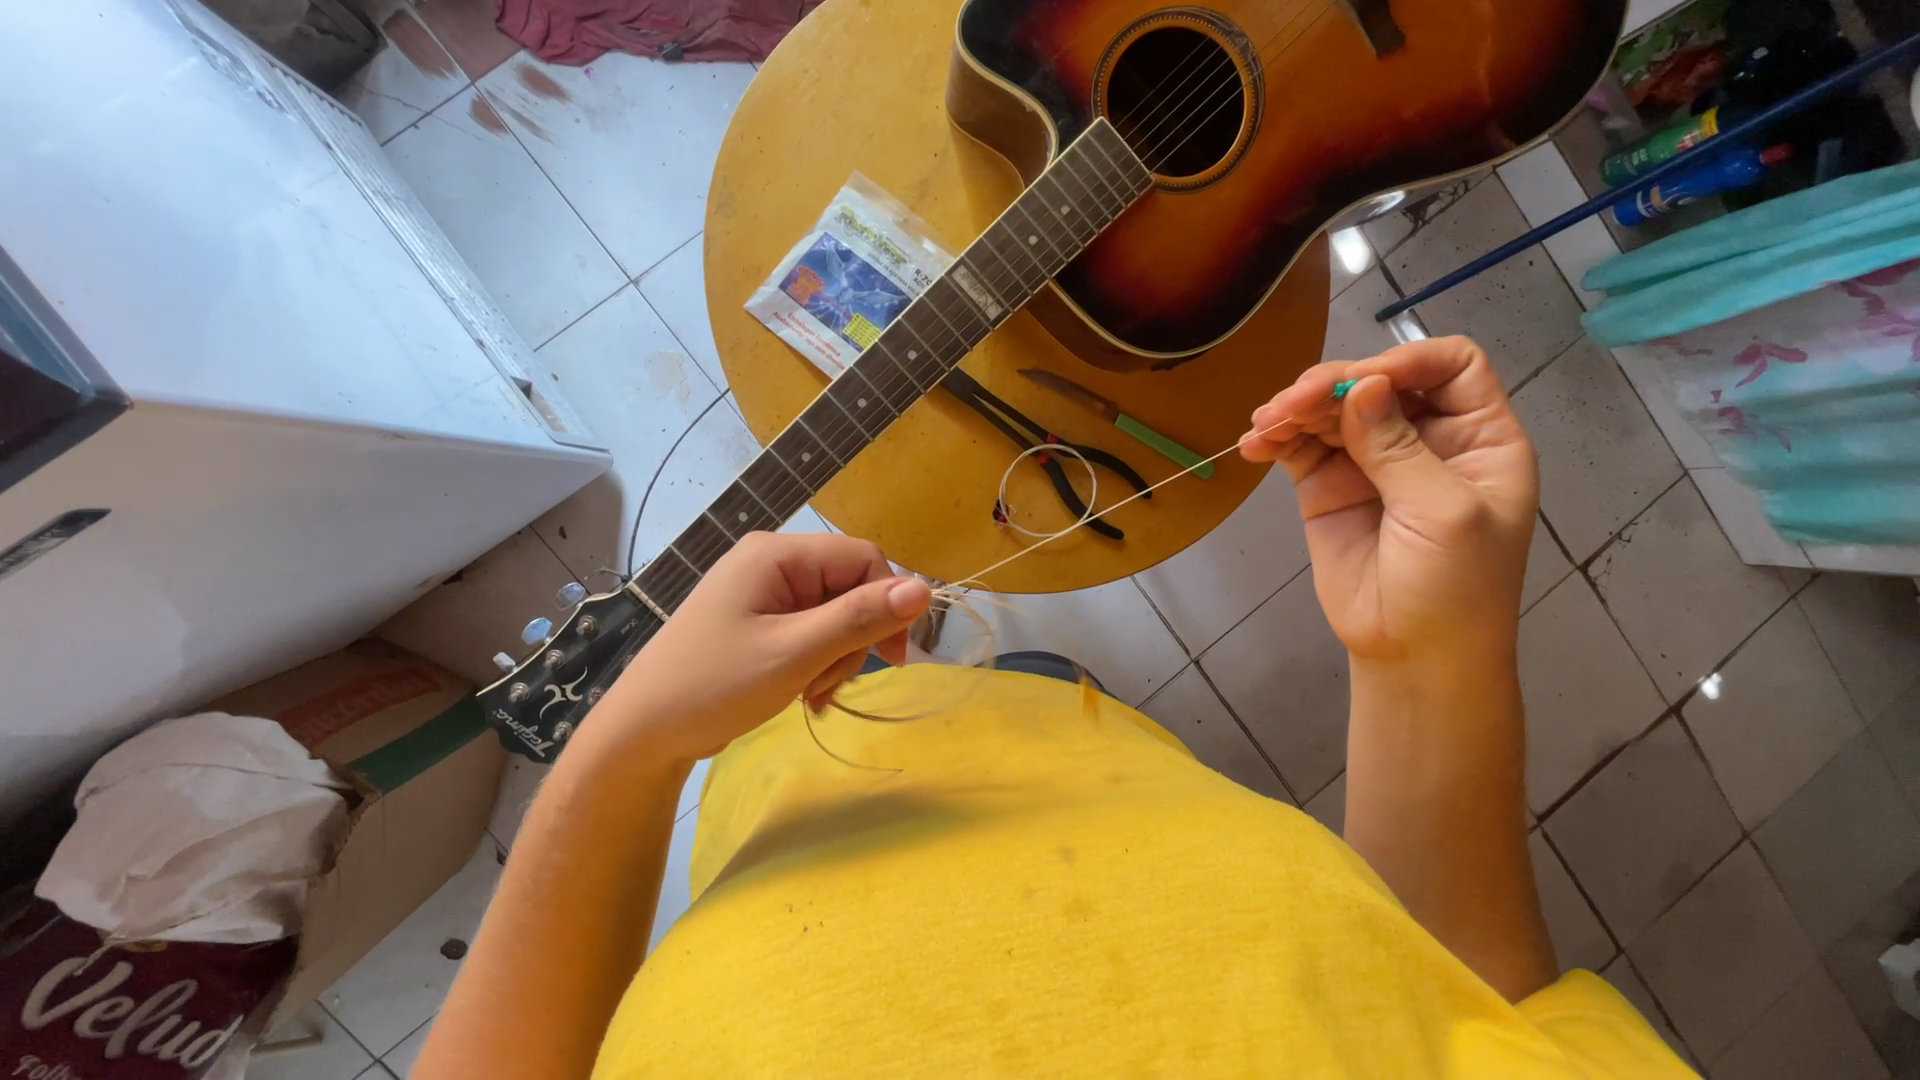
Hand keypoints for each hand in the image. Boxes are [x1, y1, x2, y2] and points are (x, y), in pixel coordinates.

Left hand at [586, 532, 931, 764]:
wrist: (642, 734)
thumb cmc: (715, 686)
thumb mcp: (795, 653)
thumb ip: (859, 618)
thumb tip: (924, 588)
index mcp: (777, 554)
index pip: (863, 559)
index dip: (888, 603)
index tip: (892, 658)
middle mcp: (772, 562)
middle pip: (849, 588)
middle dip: (852, 640)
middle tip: (829, 684)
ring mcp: (763, 592)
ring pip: (834, 615)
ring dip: (835, 658)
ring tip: (811, 695)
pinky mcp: (759, 621)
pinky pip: (810, 631)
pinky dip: (817, 663)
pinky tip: (804, 695)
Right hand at [1238, 337, 1537, 666]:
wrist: (1412, 653)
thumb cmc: (1456, 587)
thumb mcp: (1442, 513)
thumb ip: (1399, 447)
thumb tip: (1361, 386)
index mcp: (1476, 436)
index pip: (1449, 367)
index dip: (1407, 360)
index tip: (1361, 381)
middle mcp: (1423, 438)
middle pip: (1376, 382)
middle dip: (1333, 385)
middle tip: (1291, 404)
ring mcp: (1370, 462)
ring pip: (1331, 411)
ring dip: (1295, 409)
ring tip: (1264, 425)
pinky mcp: (1327, 487)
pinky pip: (1300, 448)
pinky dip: (1275, 440)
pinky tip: (1254, 444)